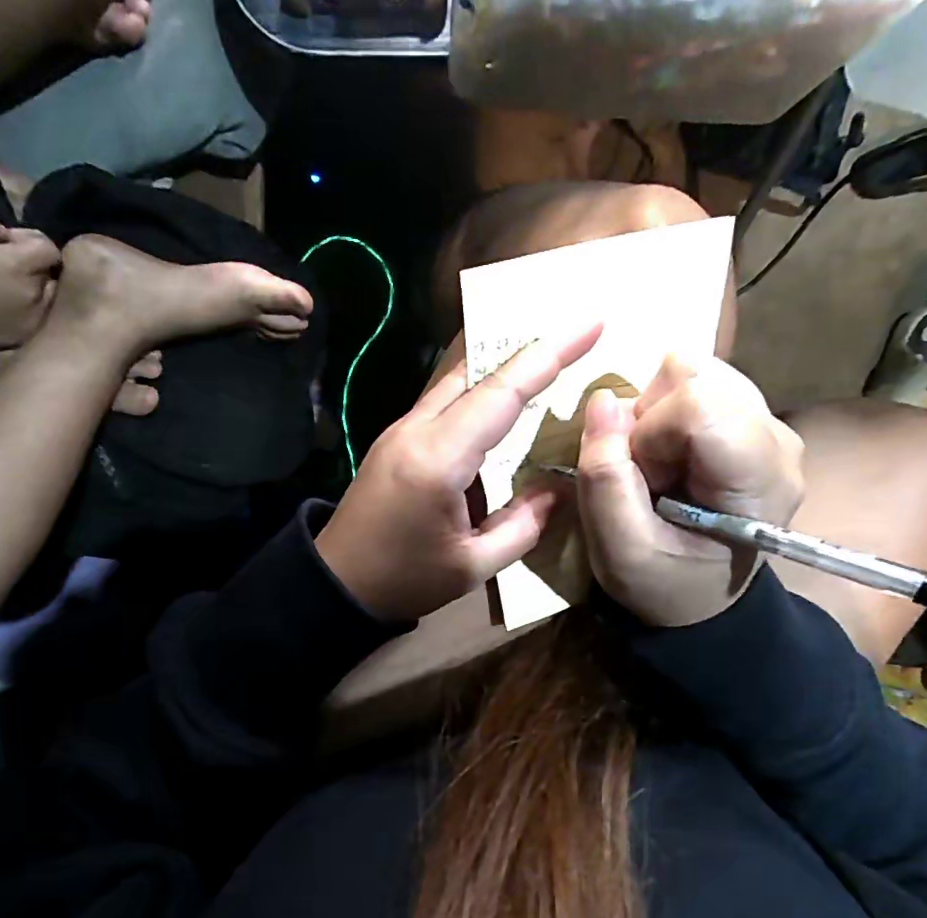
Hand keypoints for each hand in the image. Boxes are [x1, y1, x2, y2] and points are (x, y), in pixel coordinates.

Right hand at [0, 204, 59, 351]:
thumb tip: (4, 232)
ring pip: (51, 295)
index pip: (49, 247)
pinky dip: (32, 309)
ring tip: (8, 288)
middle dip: (34, 265)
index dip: (30, 241)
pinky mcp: (31, 336)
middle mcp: (38, 292)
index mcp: (20, 264)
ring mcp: (38, 317)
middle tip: (6, 266)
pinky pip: (42, 316)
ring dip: (37, 288)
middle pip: (51, 272)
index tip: (6, 244)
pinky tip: (6, 307)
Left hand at [315, 325, 604, 621]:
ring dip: (502, 367)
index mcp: (438, 460)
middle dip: (529, 350)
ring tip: (547, 360)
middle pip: (476, 373)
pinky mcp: (394, 439)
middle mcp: (416, 431)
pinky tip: (501, 401)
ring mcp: (400, 430)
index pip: (502, 394)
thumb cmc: (403, 580)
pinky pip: (442, 400)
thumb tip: (556, 489)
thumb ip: (522, 527)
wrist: (336, 583)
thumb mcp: (472, 566)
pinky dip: (478, 390)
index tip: (590, 324)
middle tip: (577, 336)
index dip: (549, 356)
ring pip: (456, 381)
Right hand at [577, 355, 804, 626]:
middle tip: (649, 476)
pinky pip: (695, 383)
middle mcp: (778, 439)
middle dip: (651, 422)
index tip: (645, 478)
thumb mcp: (619, 550)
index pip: (699, 405)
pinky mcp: (751, 415)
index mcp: (759, 480)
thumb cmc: (663, 582)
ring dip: (656, 417)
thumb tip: (602, 400)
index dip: (651, 433)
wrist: (700, 598)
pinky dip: (666, 415)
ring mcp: (769, 423)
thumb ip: (605, 479)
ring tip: (661, 469)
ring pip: (692, 374)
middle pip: (695, 381)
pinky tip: (673, 457)